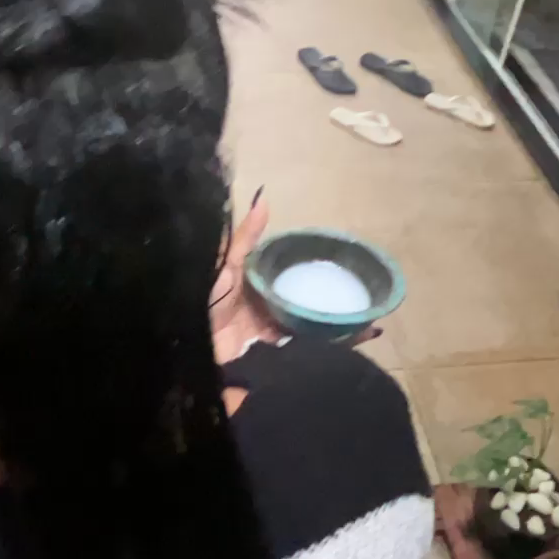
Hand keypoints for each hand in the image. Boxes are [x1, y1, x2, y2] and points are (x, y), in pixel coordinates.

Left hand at [209, 192, 382, 363]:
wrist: (189, 350)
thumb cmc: (205, 303)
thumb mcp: (226, 265)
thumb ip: (245, 238)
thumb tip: (263, 198)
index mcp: (254, 289)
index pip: (286, 275)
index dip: (308, 268)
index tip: (336, 257)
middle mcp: (266, 311)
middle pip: (302, 304)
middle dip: (329, 299)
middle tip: (360, 287)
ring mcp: (273, 336)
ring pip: (311, 328)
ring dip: (337, 323)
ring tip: (369, 312)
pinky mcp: (278, 360)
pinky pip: (310, 352)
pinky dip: (338, 345)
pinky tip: (364, 335)